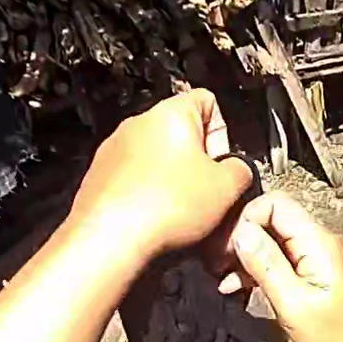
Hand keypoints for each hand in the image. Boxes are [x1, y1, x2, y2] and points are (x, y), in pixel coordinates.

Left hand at [65, 89, 253, 265]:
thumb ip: (242, 170)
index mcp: (171, 114)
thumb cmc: (160, 209)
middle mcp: (138, 125)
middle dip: (198, 166)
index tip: (223, 162)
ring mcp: (115, 151)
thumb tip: (238, 172)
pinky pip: (135, 182)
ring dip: (173, 184)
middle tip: (207, 194)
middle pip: (181, 136)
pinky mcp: (100, 179)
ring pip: (157, 161)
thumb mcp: (227, 188)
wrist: (110, 240)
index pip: (208, 101)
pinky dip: (148, 199)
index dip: (223, 133)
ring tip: (180, 214)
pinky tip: (155, 222)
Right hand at [220, 193, 342, 341]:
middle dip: (242, 237)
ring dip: (245, 255)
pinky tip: (237, 286)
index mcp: (315, 241)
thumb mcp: (293, 302)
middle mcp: (314, 239)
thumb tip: (241, 232)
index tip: (230, 250)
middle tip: (222, 265)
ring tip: (226, 279)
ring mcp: (311, 253)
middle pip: (269, 217)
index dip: (247, 220)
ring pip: (269, 237)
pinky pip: (275, 256)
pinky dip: (255, 268)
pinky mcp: (307, 267)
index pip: (274, 203)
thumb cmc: (335, 334)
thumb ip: (266, 265)